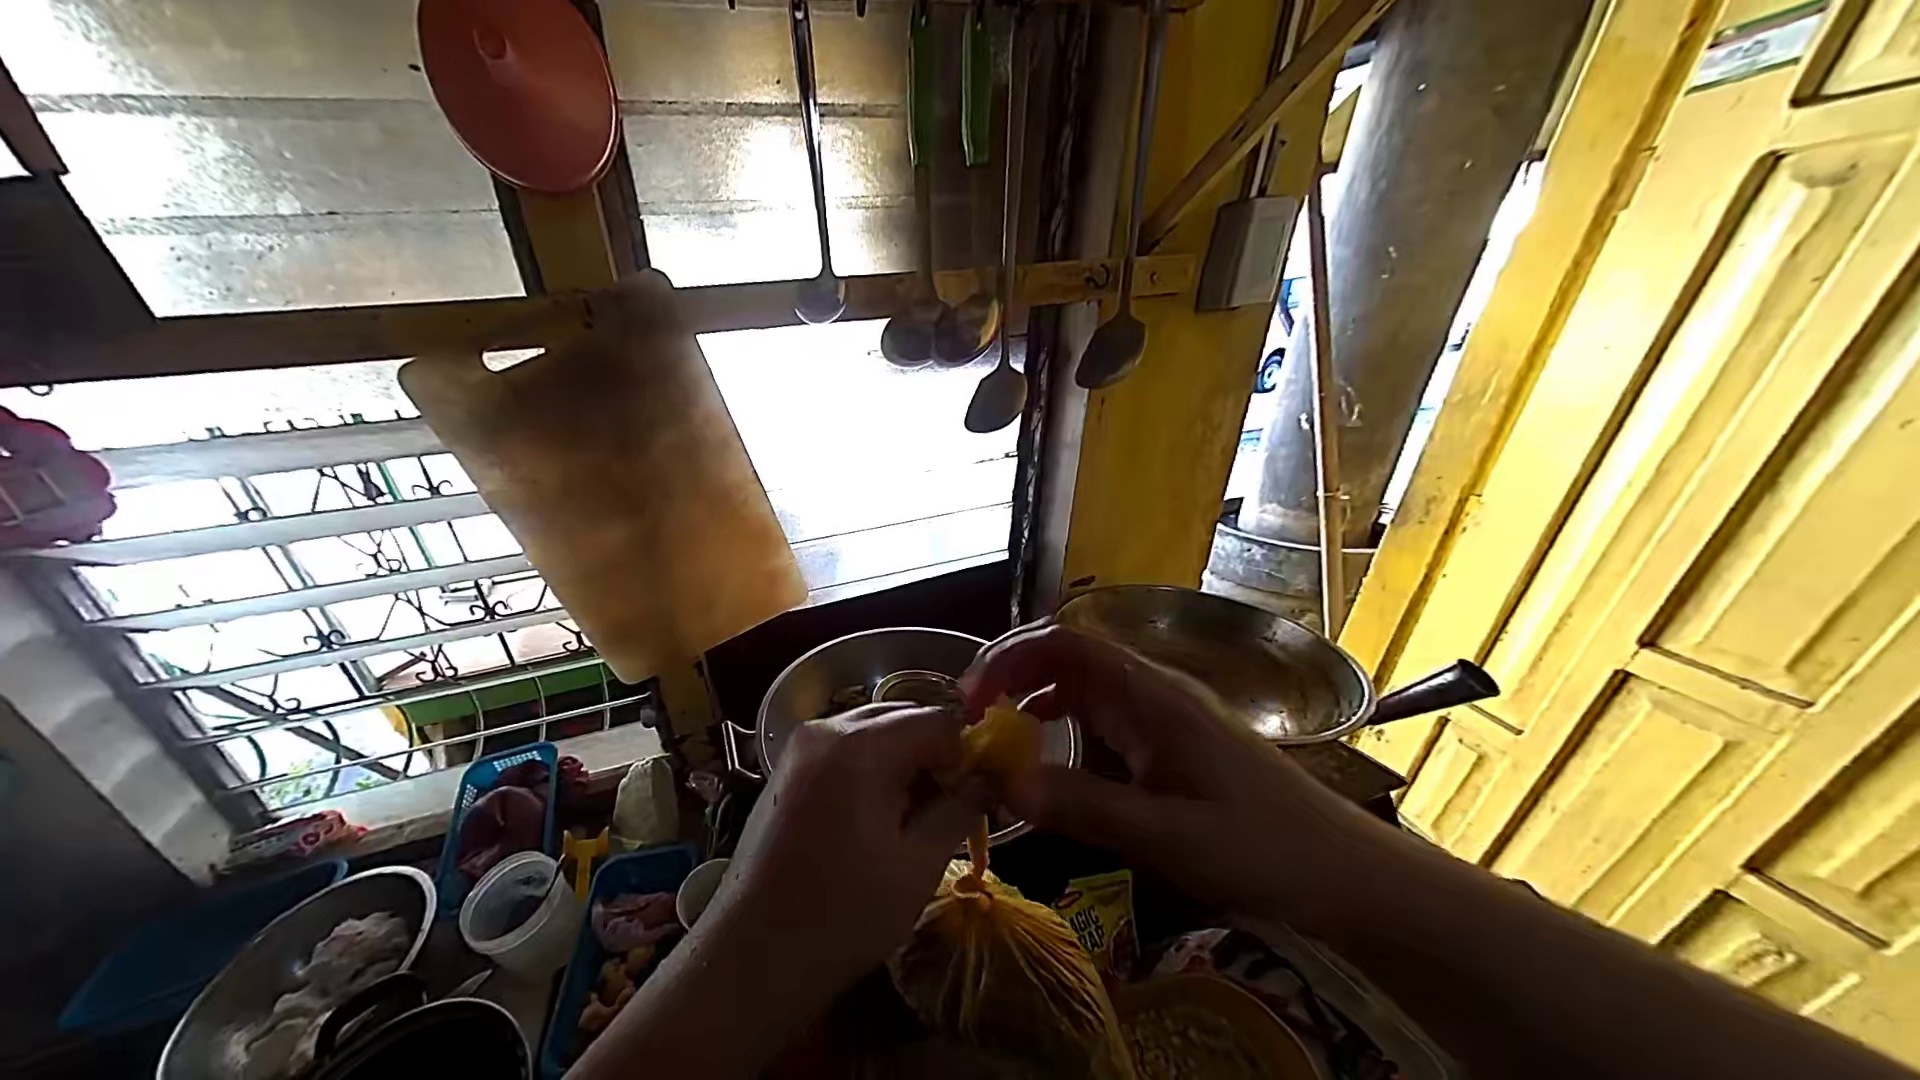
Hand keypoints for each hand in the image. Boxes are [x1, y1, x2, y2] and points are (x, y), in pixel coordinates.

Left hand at [576, 705, 981, 1079]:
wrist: (748, 959)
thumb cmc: (841, 915)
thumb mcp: (918, 865)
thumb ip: (959, 809)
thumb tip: (990, 779)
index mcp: (861, 745)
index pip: (938, 719)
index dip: (967, 751)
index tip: (979, 791)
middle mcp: (827, 728)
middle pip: (904, 717)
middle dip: (936, 753)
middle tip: (951, 803)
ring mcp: (802, 744)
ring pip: (875, 729)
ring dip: (905, 758)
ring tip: (915, 813)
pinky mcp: (788, 765)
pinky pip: (847, 745)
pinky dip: (874, 764)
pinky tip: (877, 812)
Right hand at [961, 621, 1375, 919]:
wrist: (1342, 873)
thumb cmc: (1264, 848)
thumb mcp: (1169, 837)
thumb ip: (1085, 808)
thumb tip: (1004, 783)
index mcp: (1153, 695)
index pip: (1069, 644)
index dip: (1012, 657)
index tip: (971, 697)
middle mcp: (1151, 690)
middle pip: (1067, 653)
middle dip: (1011, 671)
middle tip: (968, 712)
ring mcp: (1157, 712)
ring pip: (1078, 682)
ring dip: (1030, 693)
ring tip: (989, 727)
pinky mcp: (1162, 738)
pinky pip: (1095, 712)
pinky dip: (1056, 720)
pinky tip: (1039, 746)